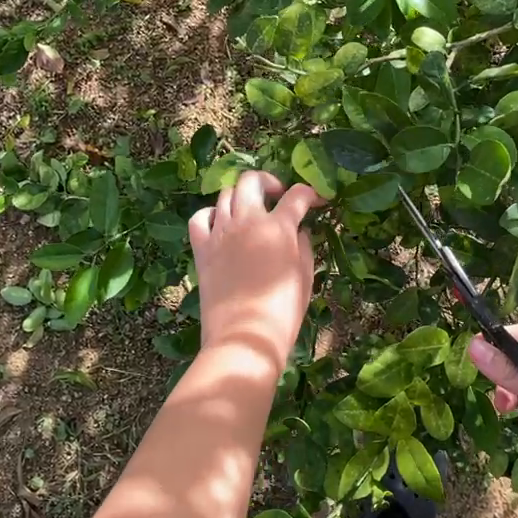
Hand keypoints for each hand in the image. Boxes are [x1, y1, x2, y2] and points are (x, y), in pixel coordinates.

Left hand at [189, 171, 321, 364]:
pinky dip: (210, 214)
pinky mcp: (202, 248)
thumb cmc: (283, 311)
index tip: (317, 201)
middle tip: (277, 196)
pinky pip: (200, 218)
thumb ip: (304, 247)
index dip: (311, 194)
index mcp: (278, 227)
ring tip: (250, 212)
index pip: (297, 196)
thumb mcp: (305, 277)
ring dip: (242, 197)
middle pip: (252, 181)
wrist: (244, 337)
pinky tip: (221, 224)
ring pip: (226, 194)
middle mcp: (247, 221)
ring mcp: (221, 232)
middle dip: (268, 182)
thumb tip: (299, 231)